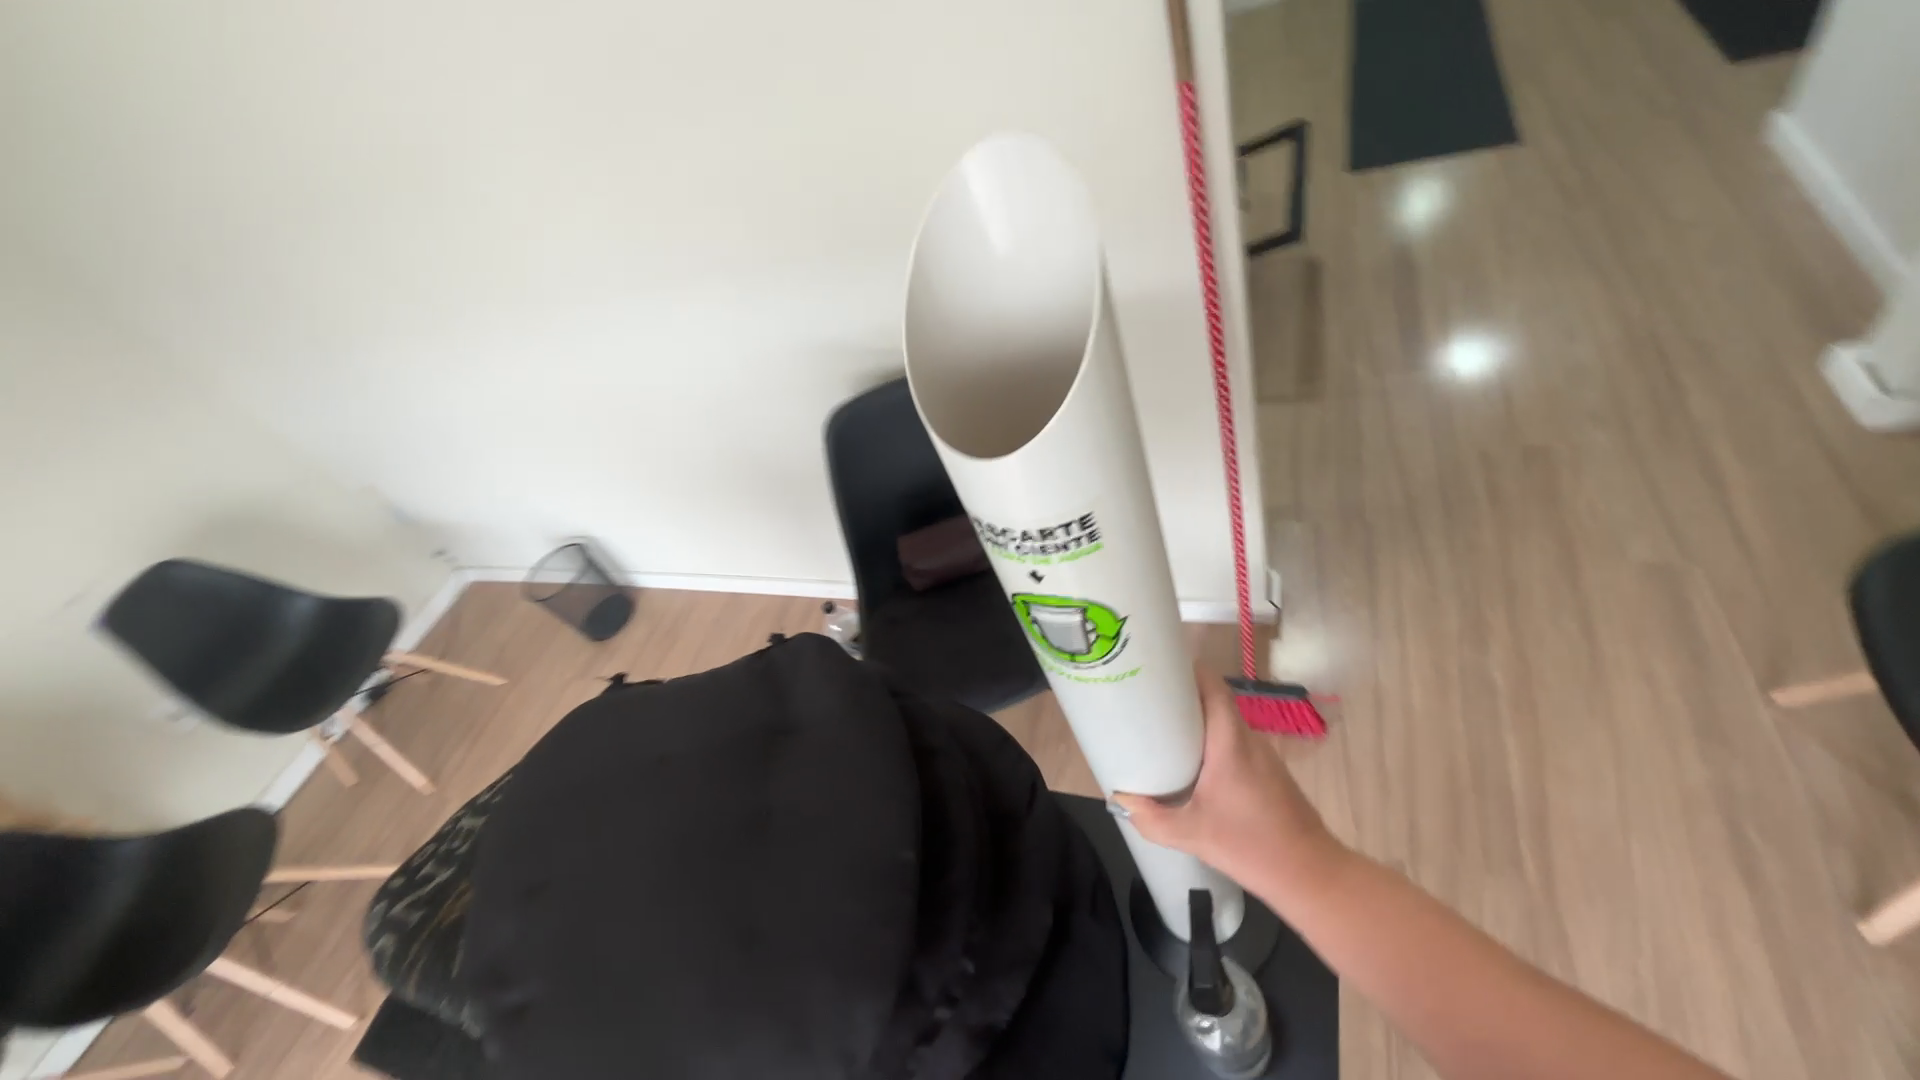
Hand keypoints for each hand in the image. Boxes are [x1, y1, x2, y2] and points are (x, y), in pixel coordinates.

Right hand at [1111, 663, 1346, 888]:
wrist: (1310, 873)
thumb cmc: (1251, 846)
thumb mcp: (1192, 835)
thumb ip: (1151, 819)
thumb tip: (1120, 800)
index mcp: (1230, 742)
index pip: (1213, 687)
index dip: (1187, 671)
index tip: (1157, 670)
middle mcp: (1249, 740)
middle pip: (1216, 702)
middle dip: (1183, 698)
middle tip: (1147, 703)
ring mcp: (1264, 756)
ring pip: (1226, 724)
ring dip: (1198, 722)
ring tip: (1163, 731)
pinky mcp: (1270, 773)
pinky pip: (1235, 743)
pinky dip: (1213, 742)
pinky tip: (1194, 764)